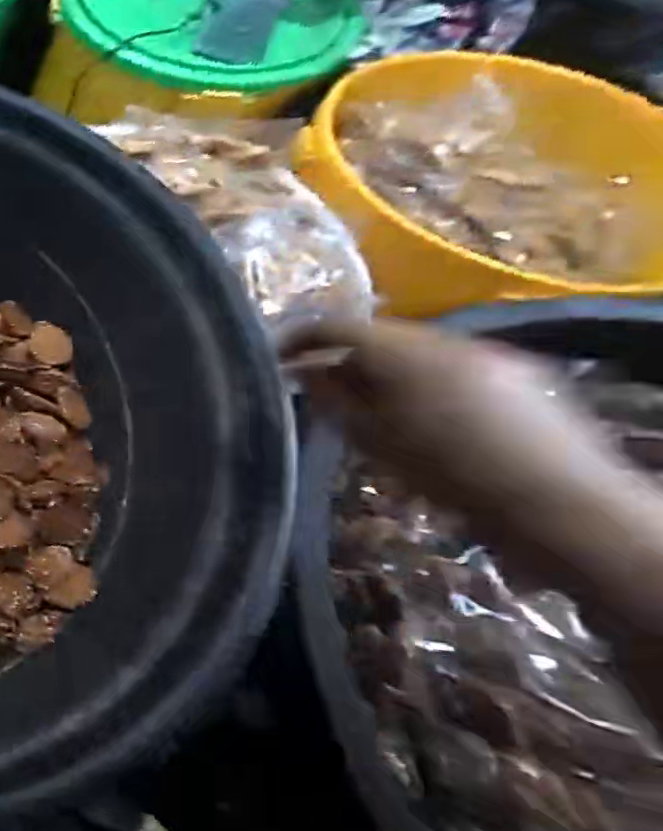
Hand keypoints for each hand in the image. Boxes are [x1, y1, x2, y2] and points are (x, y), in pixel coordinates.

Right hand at [286, 319, 626, 528]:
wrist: (557, 503)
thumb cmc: (445, 473)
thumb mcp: (369, 437)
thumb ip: (331, 396)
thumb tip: (303, 370)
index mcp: (407, 353)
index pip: (336, 327)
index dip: (298, 338)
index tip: (273, 360)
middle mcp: (449, 341)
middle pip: (377, 335)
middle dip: (341, 356)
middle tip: (314, 385)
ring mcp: (489, 354)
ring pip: (412, 349)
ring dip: (379, 368)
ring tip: (362, 401)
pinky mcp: (516, 373)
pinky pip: (447, 362)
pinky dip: (416, 376)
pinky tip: (413, 410)